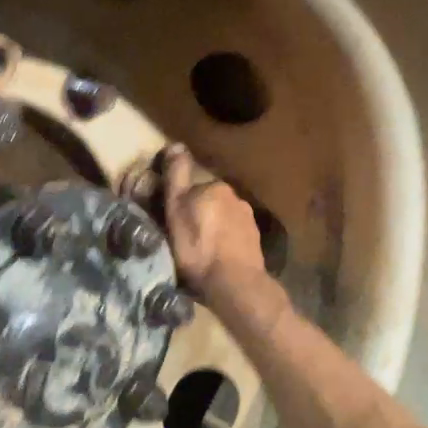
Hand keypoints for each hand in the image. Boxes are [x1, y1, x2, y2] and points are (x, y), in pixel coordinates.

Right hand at [162, 145, 266, 300]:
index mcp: (216, 187)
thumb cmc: (198, 247)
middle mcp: (236, 197)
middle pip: (209, 202)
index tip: (172, 220)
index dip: (180, 203)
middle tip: (184, 237)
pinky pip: (234, 235)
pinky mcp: (255, 240)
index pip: (192, 187)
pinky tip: (218, 258)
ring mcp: (249, 219)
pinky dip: (225, 242)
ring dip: (213, 228)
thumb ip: (176, 177)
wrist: (234, 283)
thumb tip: (176, 144)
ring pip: (223, 219)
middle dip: (199, 214)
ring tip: (201, 251)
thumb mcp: (176, 209)